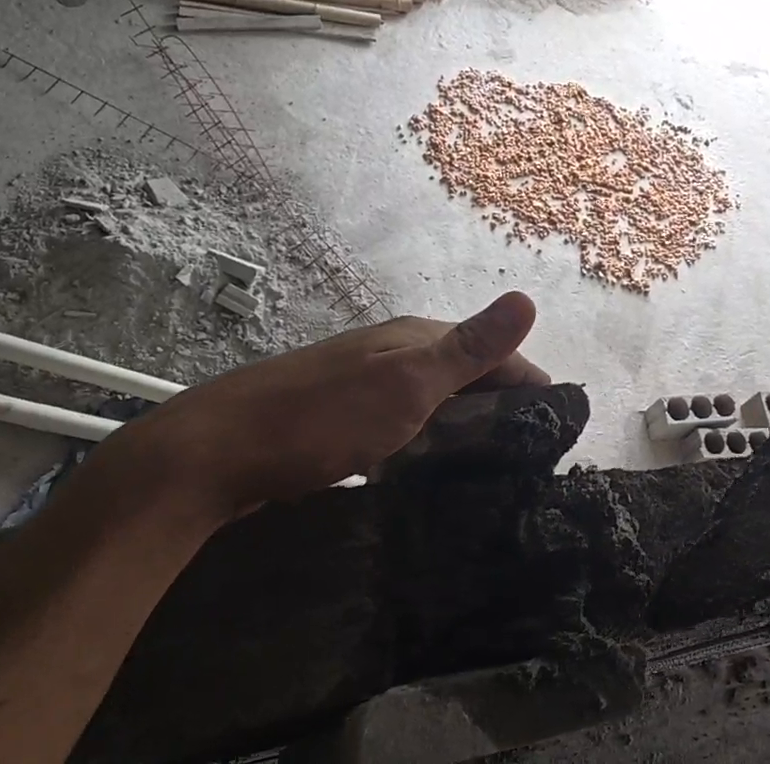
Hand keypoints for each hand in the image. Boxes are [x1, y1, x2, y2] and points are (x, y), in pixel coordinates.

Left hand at [95, 291, 548, 521]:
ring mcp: (359, 384)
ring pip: (432, 400)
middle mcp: (390, 352)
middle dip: (501, 404)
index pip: (493, 350)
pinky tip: (425, 471)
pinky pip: (401, 424)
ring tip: (489, 469)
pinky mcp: (335, 418)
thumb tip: (528, 298)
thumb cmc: (319, 419)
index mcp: (413, 337)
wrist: (210, 456)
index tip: (559, 428)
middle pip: (464, 372)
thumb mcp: (406, 383)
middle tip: (530, 457)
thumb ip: (470, 347)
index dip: (529, 382)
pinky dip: (425, 441)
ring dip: (463, 425)